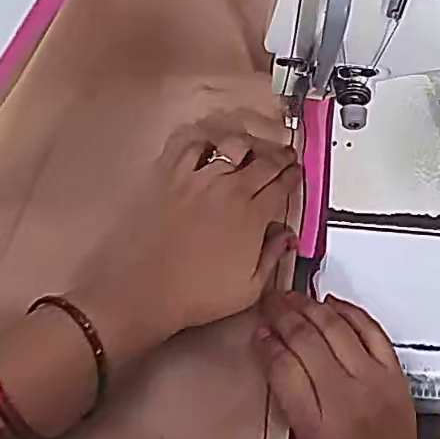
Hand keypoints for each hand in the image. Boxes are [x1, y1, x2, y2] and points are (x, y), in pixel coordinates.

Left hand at [73, 116, 299, 350]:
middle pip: (264, 161)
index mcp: (253, 216)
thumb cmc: (195, 294)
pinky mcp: (172, 176)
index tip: (294, 174)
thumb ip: (272, 257)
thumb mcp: (248, 289)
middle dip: (279, 156)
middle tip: (283, 156)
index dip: (292, 177)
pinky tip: (209, 149)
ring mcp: (200, 179)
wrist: (145, 289)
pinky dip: (205, 144)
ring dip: (247, 144)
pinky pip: (193, 146)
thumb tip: (285, 237)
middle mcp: (230, 190)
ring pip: (233, 145)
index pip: (281, 185)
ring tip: (250, 148)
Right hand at [254, 291, 424, 438]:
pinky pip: (371, 329)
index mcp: (320, 430)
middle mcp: (350, 400)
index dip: (267, 344)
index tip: (257, 329)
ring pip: (338, 328)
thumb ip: (287, 400)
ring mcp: (377, 382)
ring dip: (311, 307)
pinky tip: (330, 303)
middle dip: (285, 316)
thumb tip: (271, 347)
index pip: (286, 371)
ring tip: (292, 296)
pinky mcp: (395, 373)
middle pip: (310, 342)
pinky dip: (349, 311)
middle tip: (269, 302)